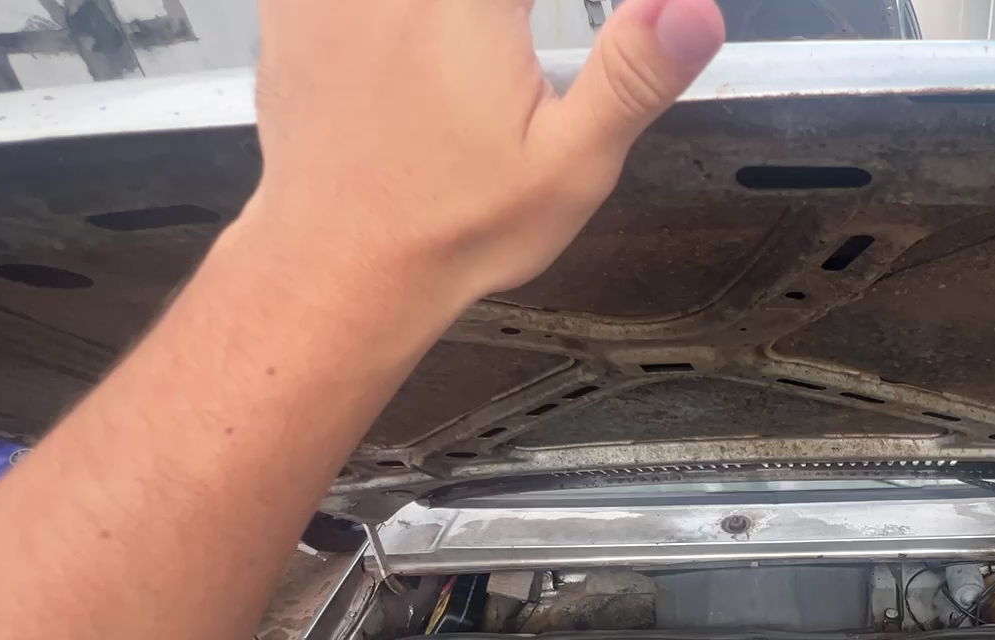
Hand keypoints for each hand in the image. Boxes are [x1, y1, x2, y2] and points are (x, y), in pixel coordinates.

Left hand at [245, 0, 724, 305]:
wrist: (349, 259)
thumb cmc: (464, 224)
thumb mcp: (572, 165)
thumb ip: (633, 79)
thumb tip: (694, 12)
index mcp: (474, 3)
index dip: (602, 13)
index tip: (574, 60)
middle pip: (487, 0)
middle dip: (511, 26)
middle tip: (512, 102)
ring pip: (434, 2)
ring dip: (471, 27)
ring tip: (478, 86)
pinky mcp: (300, 4)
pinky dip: (399, 24)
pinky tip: (413, 51)